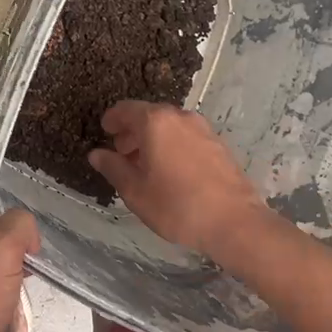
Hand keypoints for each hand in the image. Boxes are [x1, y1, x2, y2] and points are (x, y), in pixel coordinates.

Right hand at [87, 101, 272, 261]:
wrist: (235, 222)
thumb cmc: (177, 205)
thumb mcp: (135, 191)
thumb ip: (114, 168)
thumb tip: (97, 154)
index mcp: (155, 122)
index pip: (125, 109)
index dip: (112, 119)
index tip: (104, 131)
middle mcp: (179, 116)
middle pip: (149, 115)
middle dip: (132, 131)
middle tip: (121, 153)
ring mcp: (202, 128)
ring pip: (169, 126)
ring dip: (153, 139)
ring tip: (145, 165)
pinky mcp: (218, 144)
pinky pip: (186, 137)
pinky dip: (172, 145)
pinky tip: (171, 171)